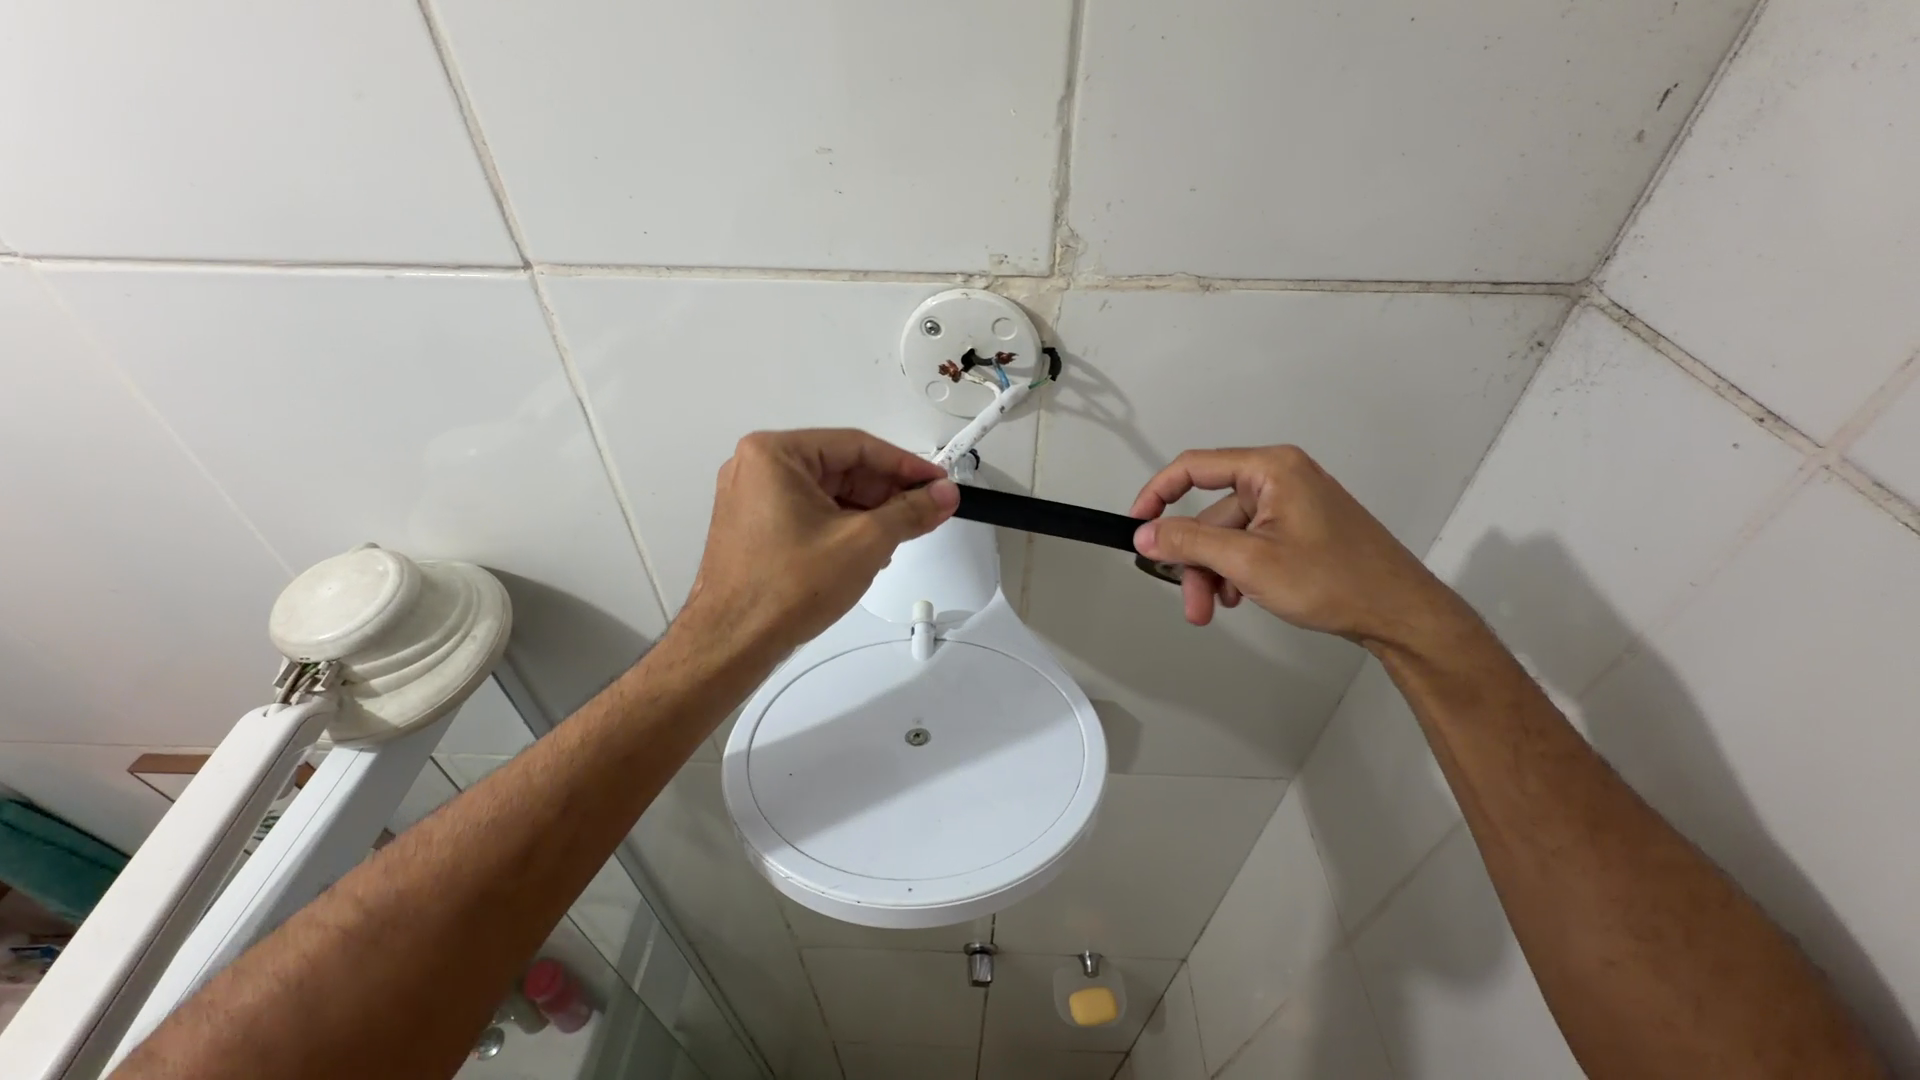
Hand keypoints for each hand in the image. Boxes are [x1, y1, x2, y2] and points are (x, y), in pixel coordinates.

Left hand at [682, 429, 959, 657]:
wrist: (733, 642)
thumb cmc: (786, 588)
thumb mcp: (864, 542)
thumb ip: (910, 511)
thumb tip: (943, 495)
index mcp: (774, 454)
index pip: (856, 446)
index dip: (905, 466)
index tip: (937, 483)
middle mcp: (756, 468)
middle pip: (841, 468)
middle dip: (887, 492)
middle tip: (927, 510)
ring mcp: (752, 499)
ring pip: (828, 493)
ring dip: (868, 512)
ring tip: (903, 533)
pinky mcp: (755, 528)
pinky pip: (810, 513)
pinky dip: (843, 526)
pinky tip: (870, 548)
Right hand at [1130, 445, 1463, 646]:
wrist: (1399, 613)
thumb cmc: (1334, 581)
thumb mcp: (1249, 562)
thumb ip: (1190, 544)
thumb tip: (1145, 534)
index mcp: (1271, 469)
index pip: (1193, 467)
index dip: (1157, 494)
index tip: (1136, 525)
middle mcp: (1281, 478)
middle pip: (1211, 513)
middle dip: (1195, 559)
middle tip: (1190, 602)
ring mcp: (1293, 505)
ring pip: (1229, 535)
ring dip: (1214, 572)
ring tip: (1214, 609)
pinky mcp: (1301, 529)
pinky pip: (1250, 544)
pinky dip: (1236, 571)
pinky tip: (1239, 597)